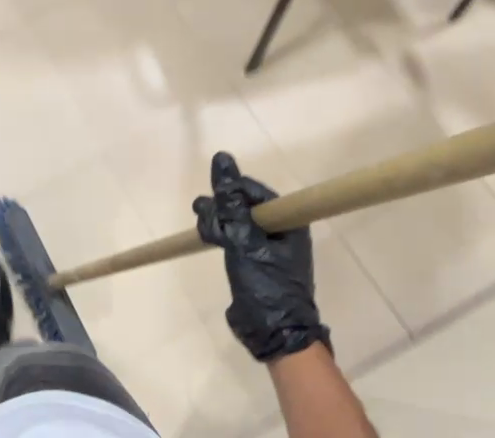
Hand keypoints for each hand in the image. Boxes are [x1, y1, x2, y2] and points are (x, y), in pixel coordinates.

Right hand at [193, 151, 328, 362]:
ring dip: (215, 221)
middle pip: (240, 202)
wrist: (273, 335)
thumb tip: (222, 158)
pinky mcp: (250, 259)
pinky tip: (207, 239)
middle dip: (219, 208)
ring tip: (207, 235)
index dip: (230, 192)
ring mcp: (263, 245)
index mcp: (287, 221)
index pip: (253, 190)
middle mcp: (277, 229)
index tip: (214, 205)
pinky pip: (230, 234)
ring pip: (231, 218)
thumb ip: (230, 201)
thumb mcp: (244, 239)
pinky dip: (217, 234)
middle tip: (207, 221)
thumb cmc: (266, 284)